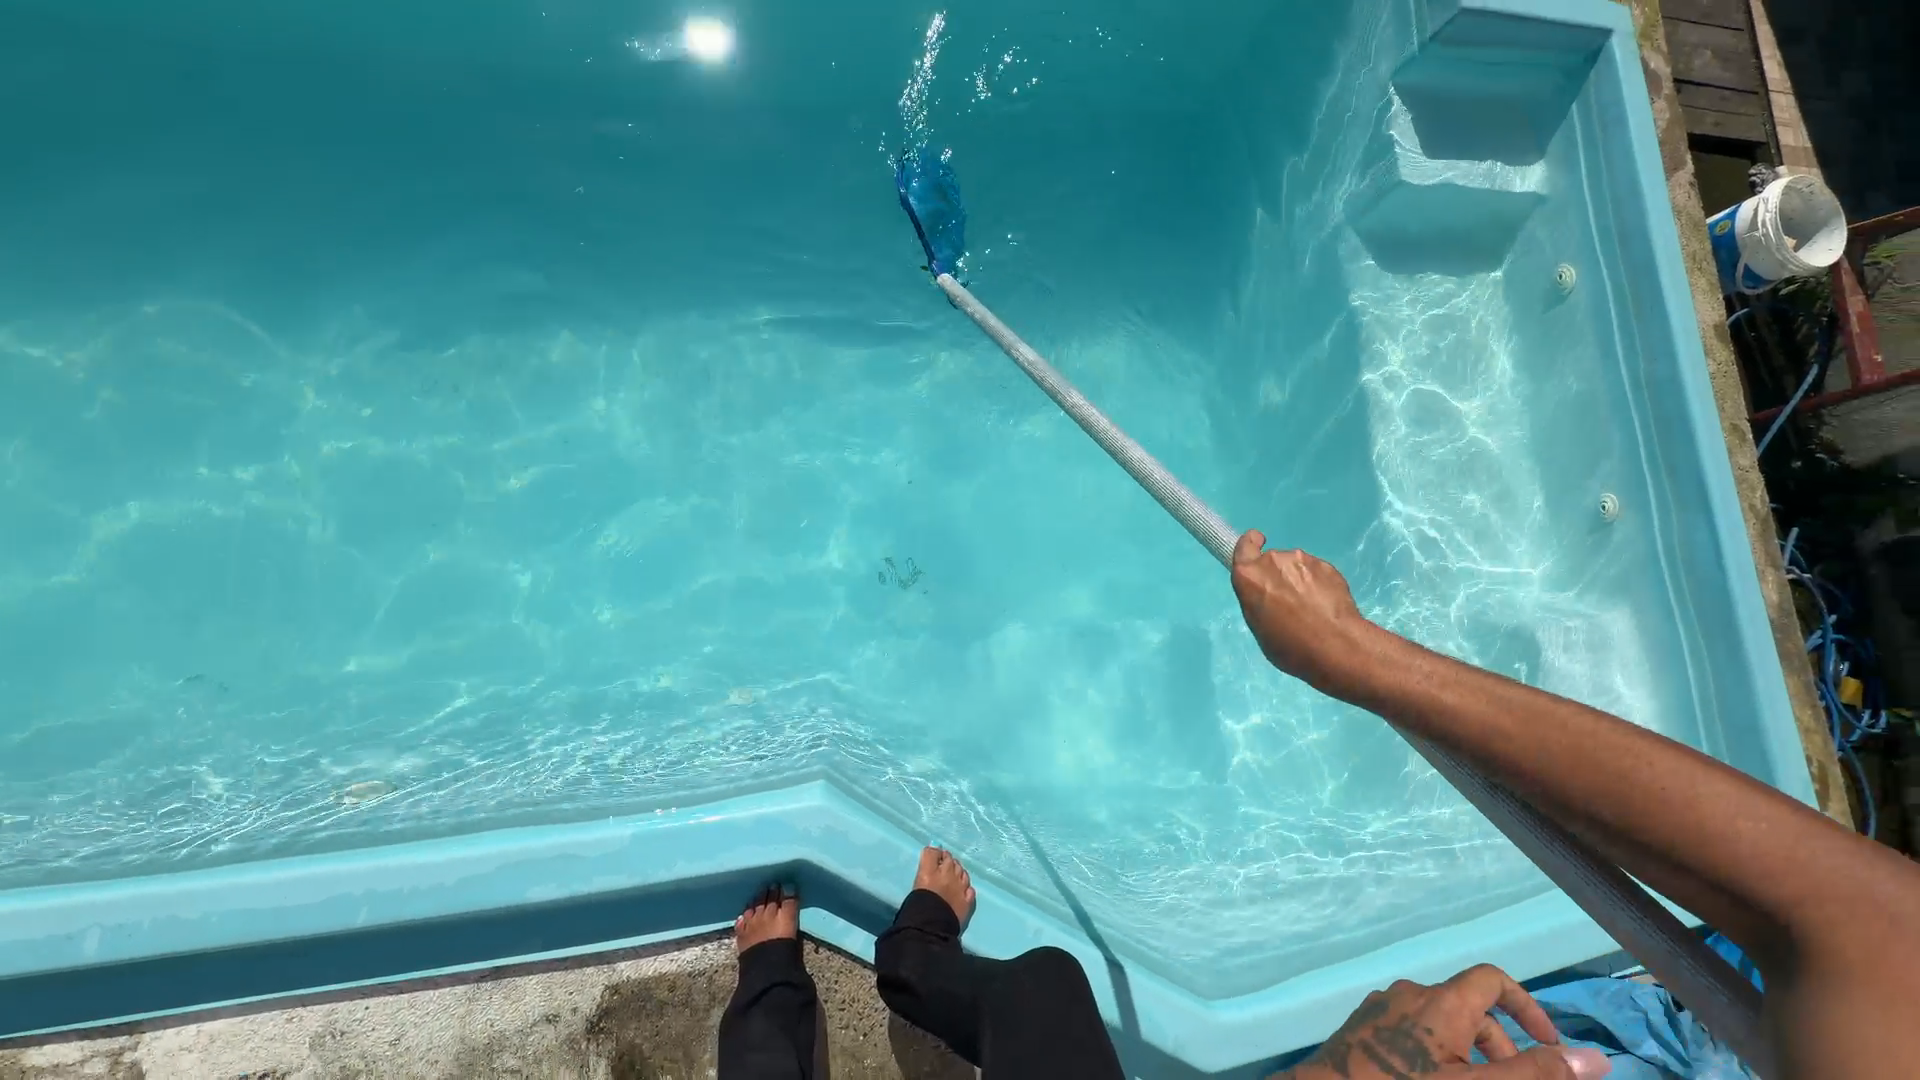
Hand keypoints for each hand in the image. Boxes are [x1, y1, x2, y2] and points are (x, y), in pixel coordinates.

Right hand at [1230, 530, 1375, 695]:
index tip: (1257, 544)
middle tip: (1288, 600)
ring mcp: (1303, 560)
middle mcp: (1273, 560)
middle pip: (1271, 560)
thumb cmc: (1287, 644)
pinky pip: (1317, 572)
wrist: (1335, 646)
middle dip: (1278, 575)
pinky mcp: (1328, 566)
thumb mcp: (1258, 625)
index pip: (1244, 546)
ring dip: (1299, 579)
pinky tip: (1327, 605)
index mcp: (1249, 575)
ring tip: (1312, 606)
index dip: (1250, 543)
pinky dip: (1319, 583)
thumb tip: (1269, 595)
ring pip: (1296, 566)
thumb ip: (1258, 599)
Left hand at [1284, 965, 1610, 1078]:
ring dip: (1469, 1053)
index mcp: (1439, 1001)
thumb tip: (1596, 1058)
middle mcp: (1409, 994)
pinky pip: (1411, 1032)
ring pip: (1438, 1023)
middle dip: (1502, 1046)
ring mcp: (1381, 1008)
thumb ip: (1535, 1072)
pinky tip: (1436, 1079)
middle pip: (1468, 1007)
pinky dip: (1436, 1053)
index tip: (1552, 1047)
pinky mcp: (1363, 1027)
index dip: (1527, 1007)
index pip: (1491, 979)